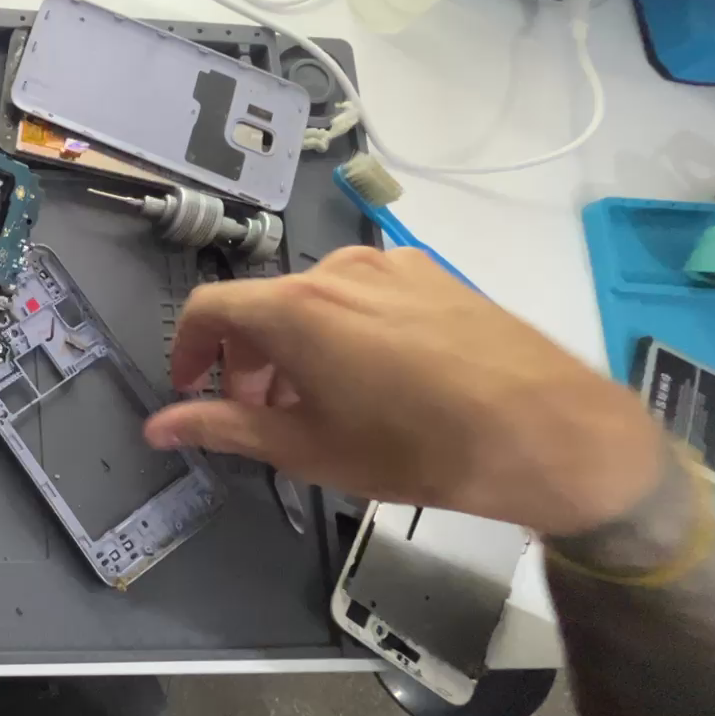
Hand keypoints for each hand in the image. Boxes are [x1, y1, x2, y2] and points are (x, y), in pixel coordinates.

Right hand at [142, 246, 662, 535]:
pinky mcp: (436, 276)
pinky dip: (338, 328)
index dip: (187, 350)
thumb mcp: (302, 447)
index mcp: (292, 309)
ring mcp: (391, 268)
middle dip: (244, 360)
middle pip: (259, 307)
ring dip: (290, 346)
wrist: (559, 437)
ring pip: (309, 301)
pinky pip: (360, 294)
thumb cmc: (412, 448)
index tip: (194, 390)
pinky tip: (370, 375)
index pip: (206, 309)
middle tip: (260, 411)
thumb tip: (155, 428)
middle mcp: (335, 272)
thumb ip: (219, 427)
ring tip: (316, 397)